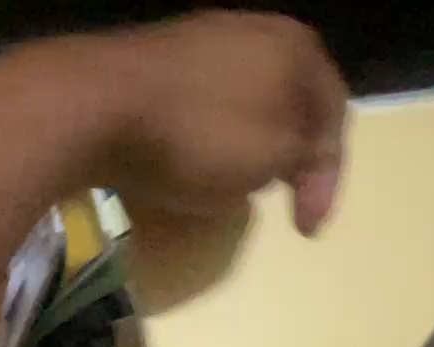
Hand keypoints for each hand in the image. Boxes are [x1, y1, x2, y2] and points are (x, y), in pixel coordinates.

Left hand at [85, 12, 348, 234]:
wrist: (100, 107)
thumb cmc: (199, 136)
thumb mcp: (271, 157)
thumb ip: (302, 158)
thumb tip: (299, 157)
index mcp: (296, 47)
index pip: (333, 117)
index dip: (327, 179)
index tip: (307, 230)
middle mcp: (255, 30)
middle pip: (288, 104)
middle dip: (288, 156)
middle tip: (281, 199)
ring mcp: (201, 41)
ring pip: (243, 104)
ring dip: (247, 148)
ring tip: (237, 187)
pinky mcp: (156, 63)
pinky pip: (198, 107)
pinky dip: (205, 138)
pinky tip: (190, 164)